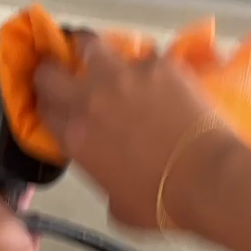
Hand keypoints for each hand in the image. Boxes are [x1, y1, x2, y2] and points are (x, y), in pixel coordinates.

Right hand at [31, 35, 236, 232]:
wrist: (207, 178)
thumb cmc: (161, 202)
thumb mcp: (116, 204)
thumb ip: (101, 176)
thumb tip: (110, 171)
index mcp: (75, 135)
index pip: (43, 109)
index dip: (48, 106)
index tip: (56, 106)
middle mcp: (90, 98)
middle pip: (50, 71)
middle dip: (52, 69)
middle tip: (64, 72)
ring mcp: (124, 75)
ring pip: (91, 45)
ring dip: (93, 53)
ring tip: (107, 62)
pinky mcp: (158, 64)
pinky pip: (144, 57)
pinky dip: (147, 67)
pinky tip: (162, 80)